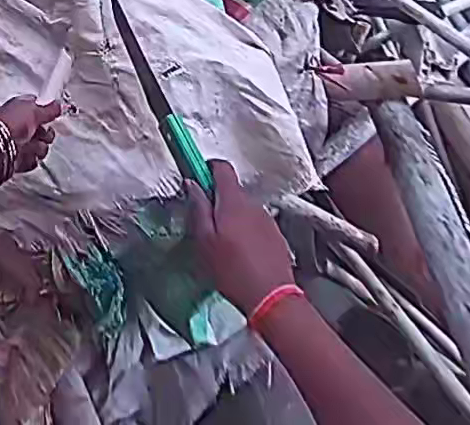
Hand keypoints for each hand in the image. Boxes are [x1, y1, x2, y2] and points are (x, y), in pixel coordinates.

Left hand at [0, 96, 61, 173]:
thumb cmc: (11, 123)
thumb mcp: (34, 110)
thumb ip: (49, 108)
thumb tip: (58, 105)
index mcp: (19, 108)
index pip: (38, 108)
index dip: (47, 112)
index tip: (53, 115)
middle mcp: (18, 124)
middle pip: (42, 130)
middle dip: (46, 134)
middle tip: (41, 133)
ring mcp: (18, 142)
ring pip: (40, 147)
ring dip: (39, 148)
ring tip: (31, 145)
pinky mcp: (17, 158)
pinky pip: (33, 160)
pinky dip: (31, 159)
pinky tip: (25, 154)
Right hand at [184, 160, 295, 311]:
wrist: (273, 301)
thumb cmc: (232, 269)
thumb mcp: (204, 238)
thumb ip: (198, 206)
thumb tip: (192, 184)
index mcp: (233, 201)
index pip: (222, 168)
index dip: (207, 167)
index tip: (197, 178)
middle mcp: (253, 205)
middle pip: (232, 189)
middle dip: (217, 199)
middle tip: (206, 219)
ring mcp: (268, 221)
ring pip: (244, 208)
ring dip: (233, 215)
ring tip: (224, 240)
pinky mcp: (277, 237)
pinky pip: (256, 223)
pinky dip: (247, 229)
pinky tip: (241, 251)